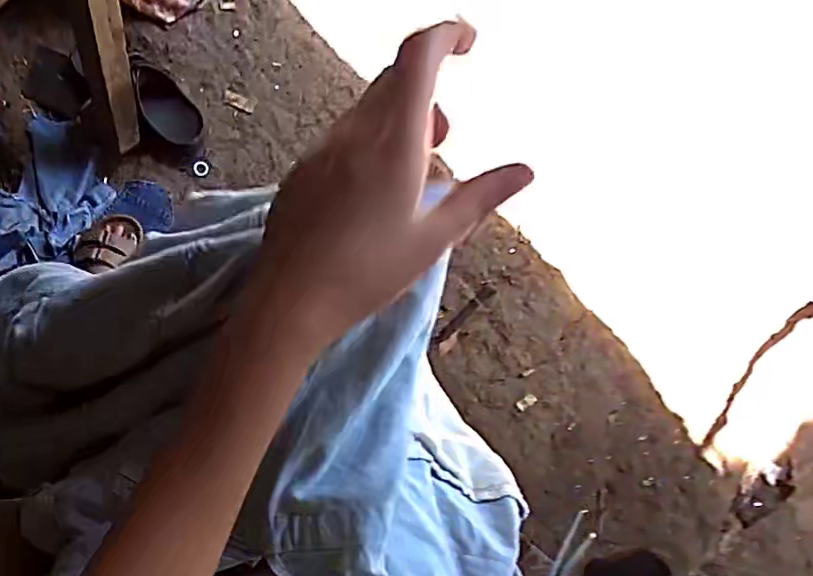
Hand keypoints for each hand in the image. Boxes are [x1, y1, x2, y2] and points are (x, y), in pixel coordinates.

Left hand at [247, 20, 532, 345]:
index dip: (447, 35)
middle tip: (440, 138)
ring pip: (362, 115)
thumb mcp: (430, 241)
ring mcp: (318, 154)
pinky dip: (360, 152)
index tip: (466, 44)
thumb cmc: (362, 277)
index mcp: (393, 141)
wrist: (290, 303)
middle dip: (425, 95)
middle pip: (391, 82)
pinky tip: (363, 200)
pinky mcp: (297, 178)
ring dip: (392, 127)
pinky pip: (335, 146)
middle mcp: (352, 136)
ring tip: (404, 179)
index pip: (419, 54)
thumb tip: (522, 173)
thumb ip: (478, 200)